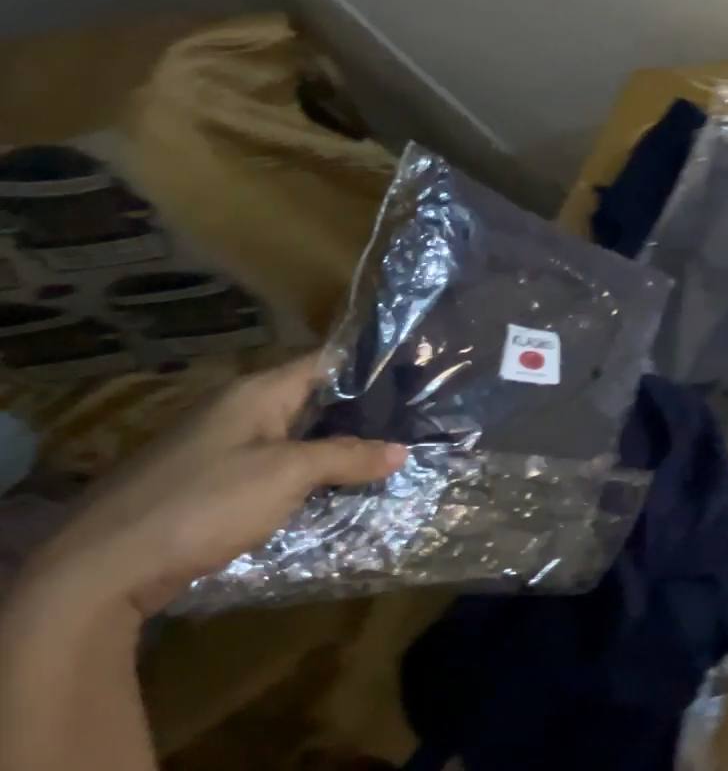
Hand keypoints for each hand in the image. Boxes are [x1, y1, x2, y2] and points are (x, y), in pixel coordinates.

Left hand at [24, 353, 405, 617]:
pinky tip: (341, 490)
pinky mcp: (212, 487)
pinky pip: (277, 469)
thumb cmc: (201, 504)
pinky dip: (311, 476)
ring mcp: (221, 450)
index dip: (375, 365)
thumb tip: (402, 451)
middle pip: (317, 401)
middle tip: (421, 420)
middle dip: (367, 413)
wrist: (98, 575)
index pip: (329, 362)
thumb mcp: (287, 474)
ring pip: (299, 438)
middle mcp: (238, 412)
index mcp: (255, 393)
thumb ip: (349, 456)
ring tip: (394, 456)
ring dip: (340, 449)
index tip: (422, 372)